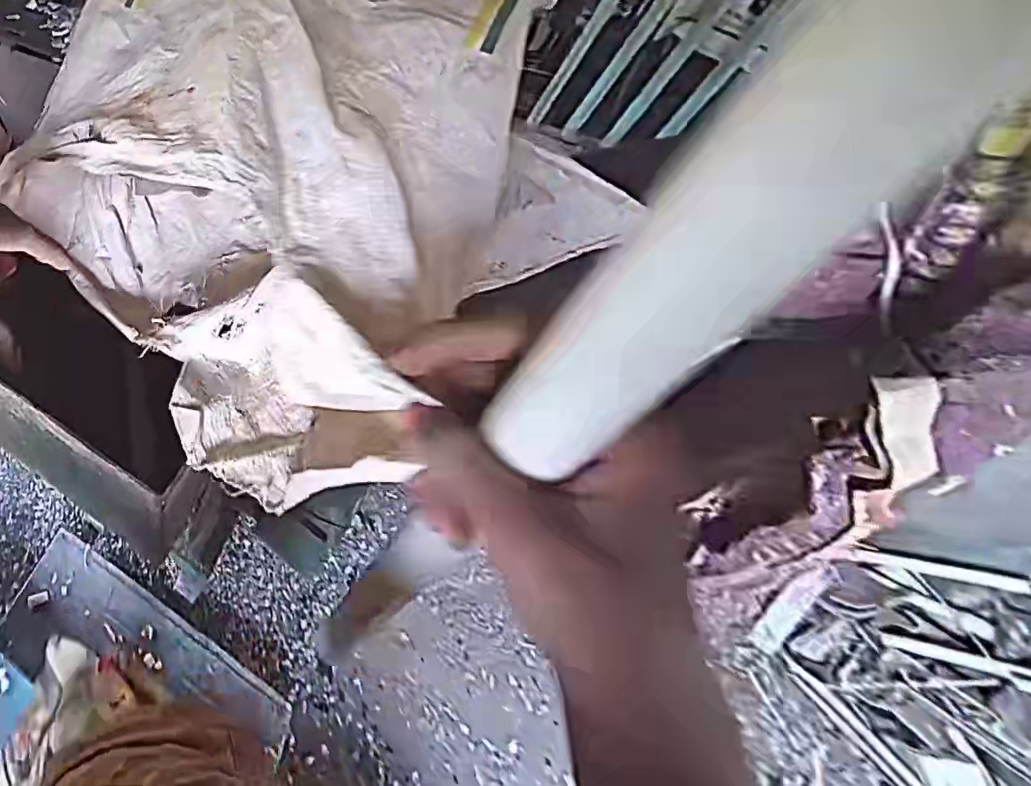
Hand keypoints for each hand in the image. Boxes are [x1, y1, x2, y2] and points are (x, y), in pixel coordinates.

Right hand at [390, 321, 697, 662]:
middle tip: (407, 431)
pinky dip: (457, 475)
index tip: (408, 360)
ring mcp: (571, 450)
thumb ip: (462, 462)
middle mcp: (597, 427)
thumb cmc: (595, 612)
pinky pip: (486, 448)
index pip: (536, 349)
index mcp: (622, 428)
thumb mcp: (519, 529)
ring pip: (485, 416)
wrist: (624, 685)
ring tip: (436, 503)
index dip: (466, 345)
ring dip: (447, 455)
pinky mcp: (547, 474)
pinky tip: (449, 515)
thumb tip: (412, 409)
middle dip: (447, 414)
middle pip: (501, 380)